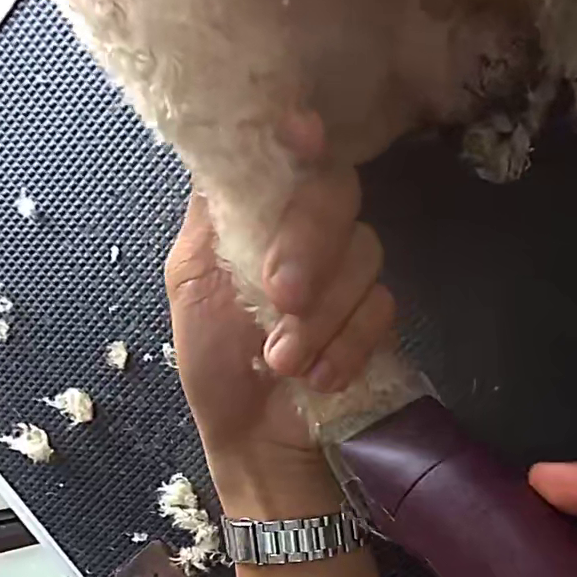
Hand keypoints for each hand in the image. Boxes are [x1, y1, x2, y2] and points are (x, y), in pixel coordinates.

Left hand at [164, 117, 393, 515]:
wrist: (256, 442)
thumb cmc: (215, 368)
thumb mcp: (192, 286)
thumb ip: (214, 220)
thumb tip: (233, 153)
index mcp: (257, 217)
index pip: (288, 155)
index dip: (300, 138)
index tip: (301, 134)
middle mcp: (307, 235)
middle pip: (337, 193)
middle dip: (311, 244)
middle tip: (281, 296)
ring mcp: (347, 278)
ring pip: (365, 256)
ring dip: (322, 317)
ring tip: (283, 363)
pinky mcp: (375, 322)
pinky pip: (383, 310)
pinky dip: (348, 346)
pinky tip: (319, 377)